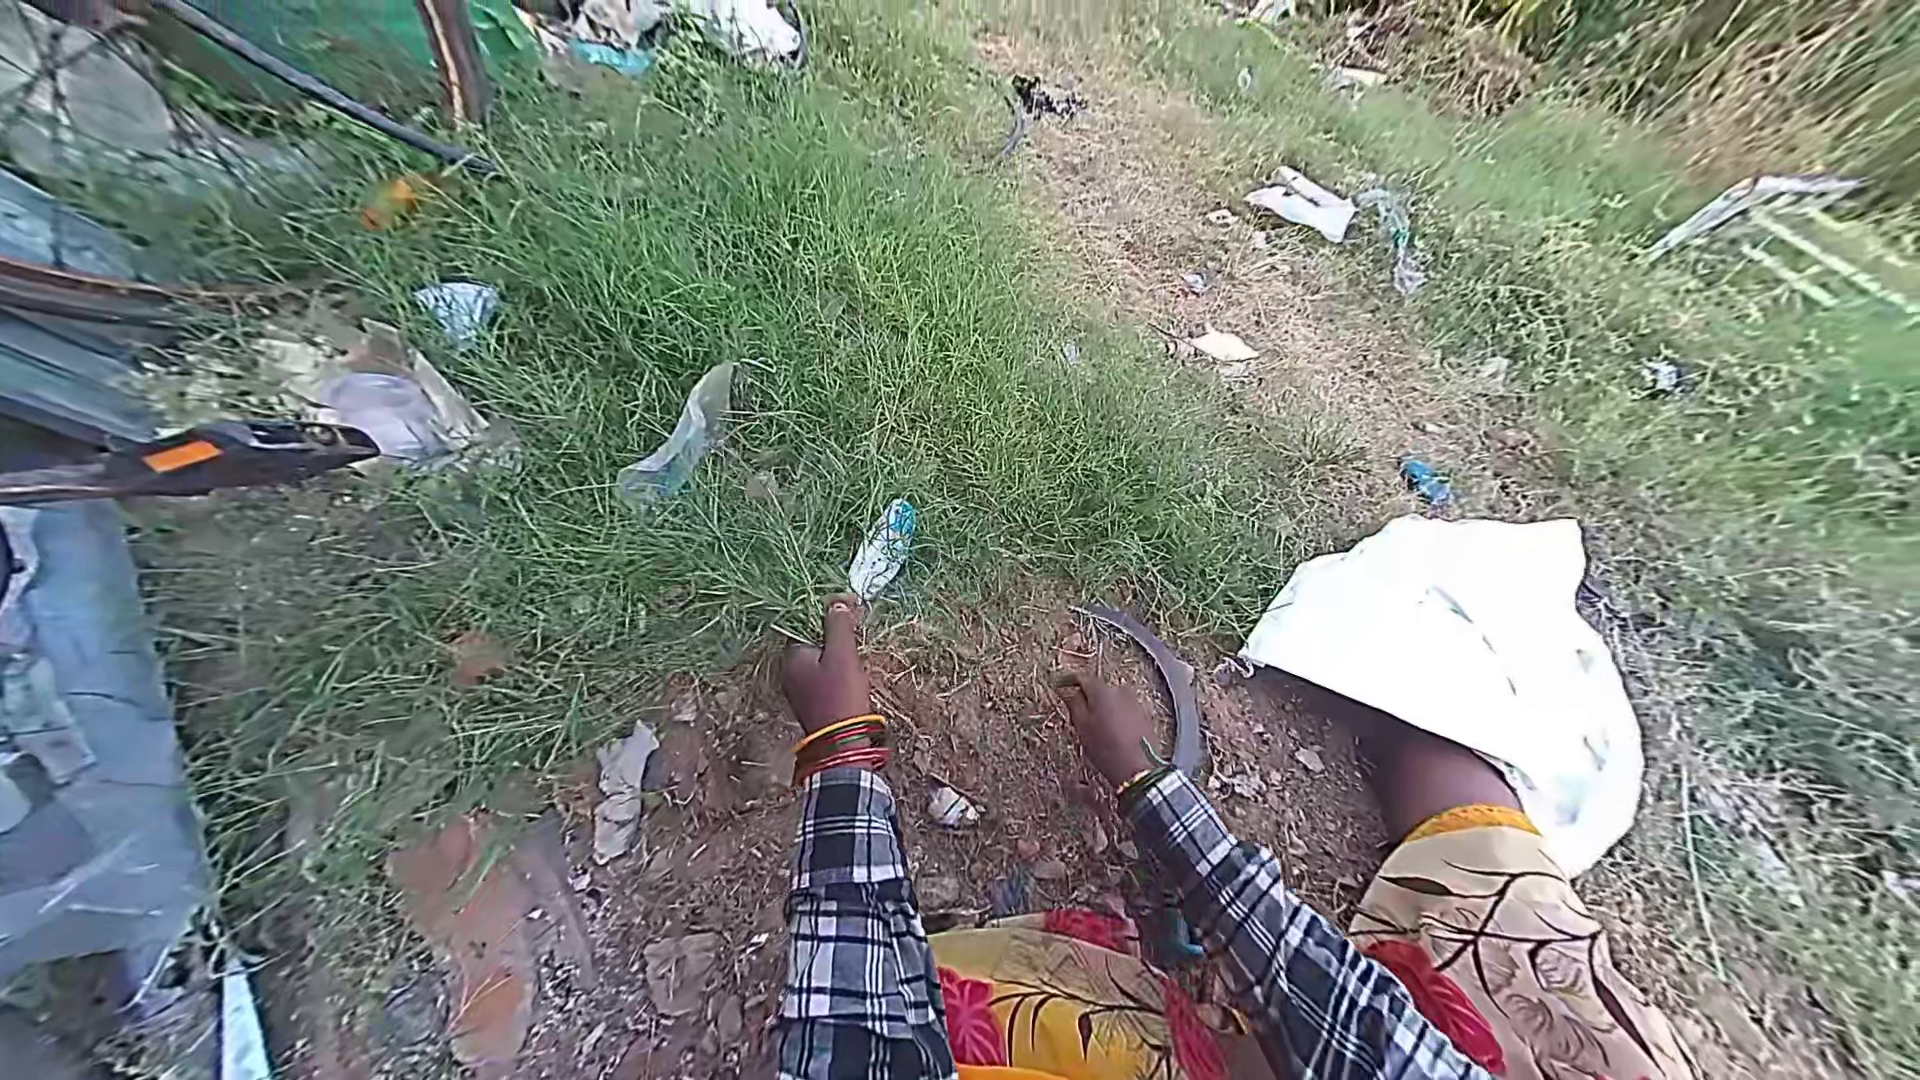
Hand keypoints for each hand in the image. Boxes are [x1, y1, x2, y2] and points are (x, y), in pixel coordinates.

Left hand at [783, 595, 870, 732]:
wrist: (844, 743)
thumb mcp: (842, 655)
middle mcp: (791, 672)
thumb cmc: (840, 694)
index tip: (849, 605)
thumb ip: (838, 626)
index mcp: (792, 657)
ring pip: (818, 656)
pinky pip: (823, 672)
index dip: (826, 611)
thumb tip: (836, 602)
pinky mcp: (814, 700)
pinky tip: (853, 664)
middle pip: (811, 639)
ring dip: (836, 646)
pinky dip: (836, 663)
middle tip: (856, 620)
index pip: (804, 623)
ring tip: (858, 639)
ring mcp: (801, 688)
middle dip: (833, 628)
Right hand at [1050, 671, 1154, 788]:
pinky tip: (1112, 732)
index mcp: (1101, 691)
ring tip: (1095, 728)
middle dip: (1086, 698)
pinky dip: (1115, 716)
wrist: (1139, 770)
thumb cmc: (1106, 749)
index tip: (1060, 686)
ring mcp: (1134, 703)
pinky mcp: (1144, 715)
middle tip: (1076, 716)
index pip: (1081, 678)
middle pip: (1097, 689)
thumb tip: (1066, 689)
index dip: (1068, 681)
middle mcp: (1120, 691)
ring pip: (1111, 700)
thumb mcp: (1082, 725)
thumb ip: (1073, 702)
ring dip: (1102, 708)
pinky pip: (1123, 709)